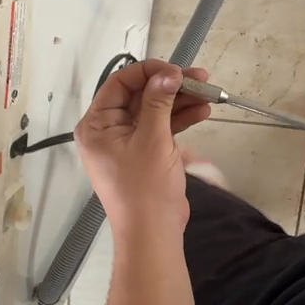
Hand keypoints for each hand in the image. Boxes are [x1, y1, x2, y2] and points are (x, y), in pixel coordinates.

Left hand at [75, 59, 211, 237]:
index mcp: (96, 125)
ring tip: (208, 94)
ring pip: (153, 111)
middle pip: (139, 96)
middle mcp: (107, 131)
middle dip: (170, 86)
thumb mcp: (152, 139)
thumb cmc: (145, 189)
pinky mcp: (144, 154)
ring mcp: (126, 143)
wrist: (152, 234)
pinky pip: (160, 128)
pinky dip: (179, 120)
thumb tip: (168, 73)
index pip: (120, 84)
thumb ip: (159, 101)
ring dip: (179, 102)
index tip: (177, 70)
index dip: (149, 72)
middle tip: (200, 79)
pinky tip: (202, 111)